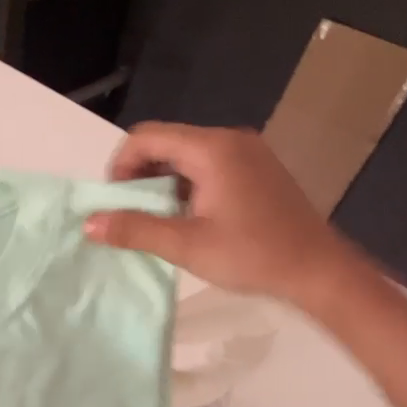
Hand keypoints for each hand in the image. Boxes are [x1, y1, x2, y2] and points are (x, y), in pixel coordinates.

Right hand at [82, 123, 371, 313]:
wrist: (316, 269)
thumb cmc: (251, 254)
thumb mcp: (185, 245)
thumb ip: (135, 230)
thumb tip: (89, 222)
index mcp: (212, 149)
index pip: (146, 137)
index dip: (119, 166)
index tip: (113, 203)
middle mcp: (229, 140)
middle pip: (165, 143)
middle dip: (137, 176)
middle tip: (128, 216)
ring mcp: (246, 153)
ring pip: (184, 157)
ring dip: (159, 185)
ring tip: (153, 223)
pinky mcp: (254, 171)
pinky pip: (205, 167)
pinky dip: (183, 188)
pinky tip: (184, 220)